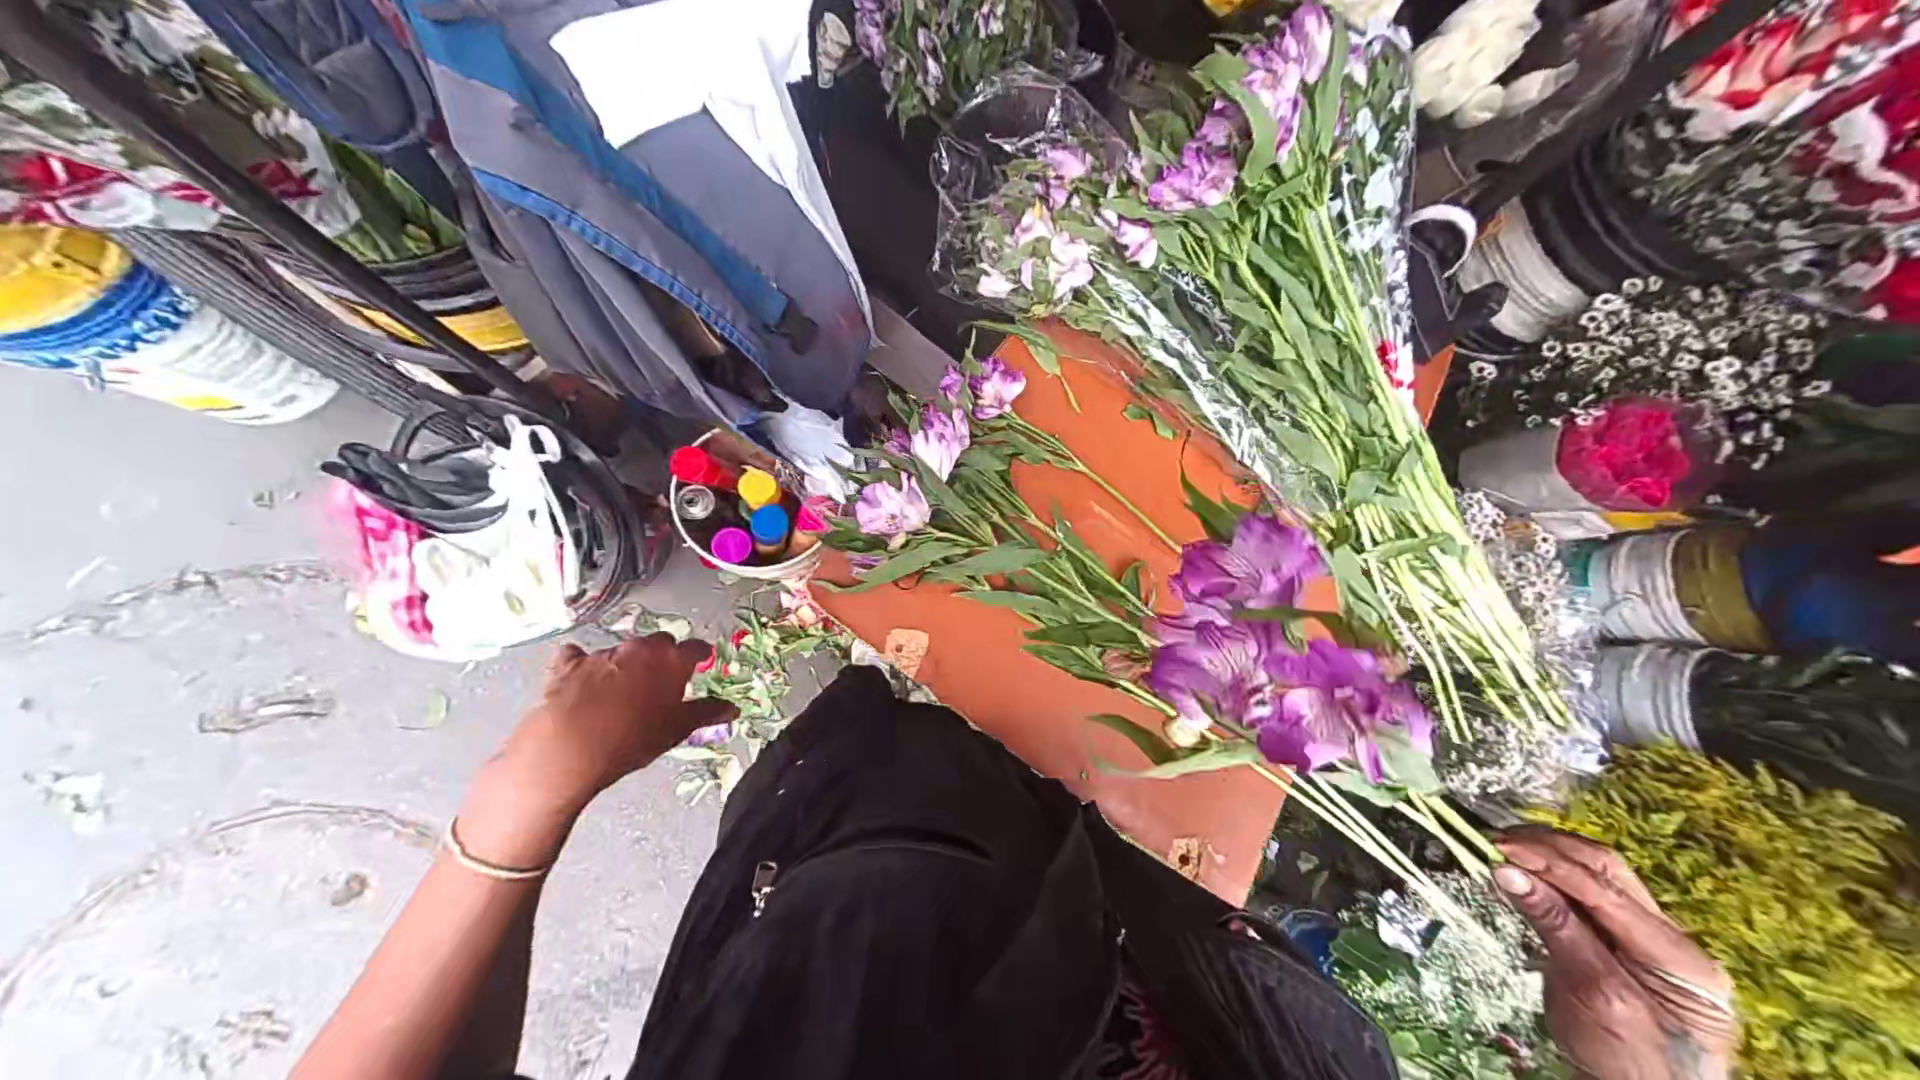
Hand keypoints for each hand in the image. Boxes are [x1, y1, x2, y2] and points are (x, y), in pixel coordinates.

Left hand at [458, 636, 735, 867]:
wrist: (568, 749)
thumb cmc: (632, 739)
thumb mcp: (676, 730)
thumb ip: (705, 713)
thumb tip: (732, 708)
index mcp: (671, 660)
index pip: (695, 648)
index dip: (700, 655)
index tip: (701, 662)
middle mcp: (640, 649)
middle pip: (659, 643)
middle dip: (663, 656)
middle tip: (662, 680)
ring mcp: (603, 654)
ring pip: (623, 650)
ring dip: (627, 663)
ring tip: (623, 690)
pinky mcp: (569, 664)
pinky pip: (578, 656)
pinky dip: (582, 664)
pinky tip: (582, 679)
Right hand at [1494, 827, 1736, 1079]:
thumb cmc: (1624, 1059)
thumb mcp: (1591, 994)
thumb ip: (1557, 928)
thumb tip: (1508, 871)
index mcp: (1680, 958)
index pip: (1605, 890)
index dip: (1549, 863)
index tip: (1499, 848)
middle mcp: (1673, 938)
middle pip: (1606, 870)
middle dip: (1548, 848)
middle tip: (1495, 841)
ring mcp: (1652, 937)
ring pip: (1597, 872)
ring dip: (1547, 854)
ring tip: (1501, 849)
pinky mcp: (1625, 939)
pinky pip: (1587, 892)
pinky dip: (1550, 874)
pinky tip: (1521, 871)